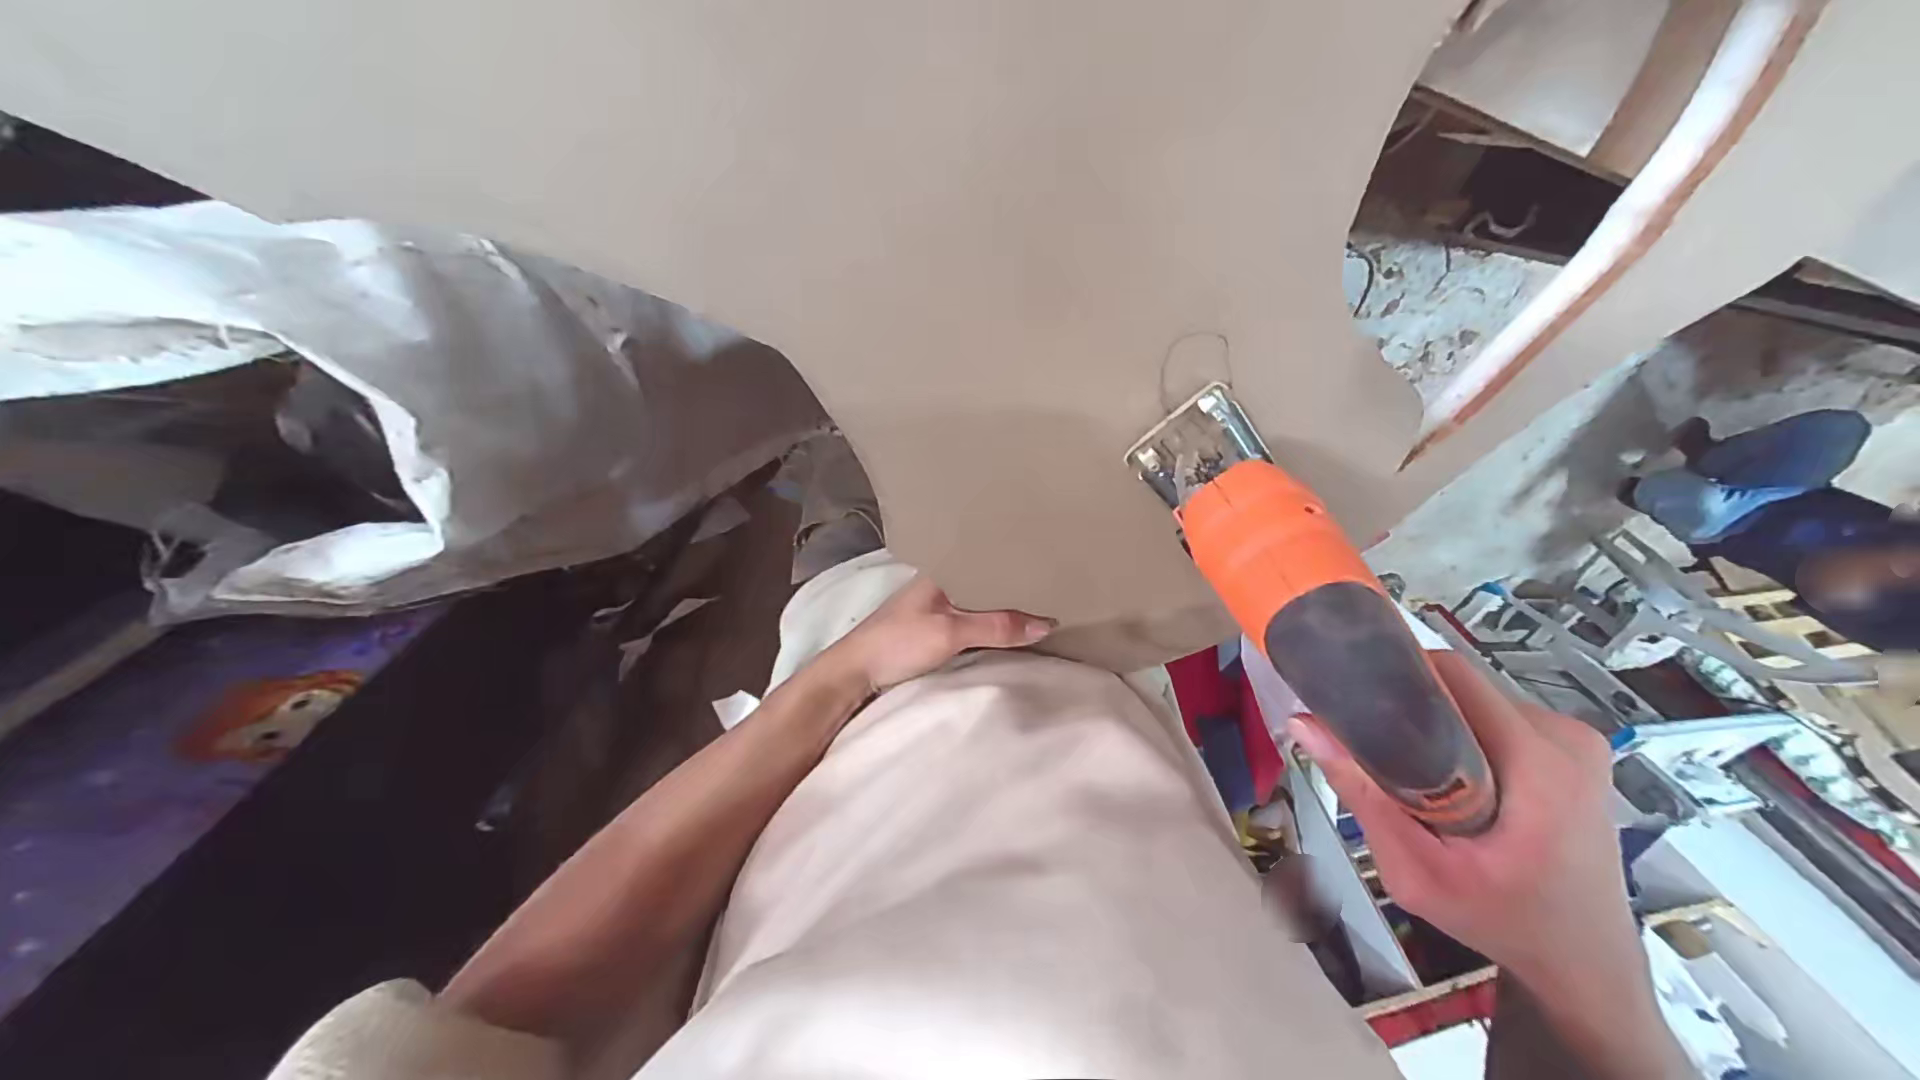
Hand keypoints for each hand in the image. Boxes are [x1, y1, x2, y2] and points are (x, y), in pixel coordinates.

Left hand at [820, 575, 1056, 695]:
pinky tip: (1010, 627)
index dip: (1014, 559)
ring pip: (979, 601)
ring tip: (1041, 603)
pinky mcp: (933, 629)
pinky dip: (990, 623)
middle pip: (986, 580)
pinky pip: (971, 619)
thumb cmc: (897, 642)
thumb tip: (1047, 623)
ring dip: (1002, 606)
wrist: (854, 674)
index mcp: (942, 571)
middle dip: (1013, 584)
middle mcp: (940, 583)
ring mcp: (936, 606)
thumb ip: (997, 627)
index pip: (987, 557)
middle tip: (1053, 584)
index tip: (1048, 560)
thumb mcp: (950, 633)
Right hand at [1286, 653, 1632, 987]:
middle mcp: (1565, 738)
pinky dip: (1458, 733)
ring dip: (1432, 722)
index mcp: (1539, 761)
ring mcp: (1573, 741)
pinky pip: (1493, 716)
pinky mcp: (1570, 750)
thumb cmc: (1503, 920)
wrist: (1584, 963)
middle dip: (1407, 706)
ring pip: (1473, 698)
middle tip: (1369, 744)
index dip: (1394, 673)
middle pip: (1459, 684)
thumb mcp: (1415, 869)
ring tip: (1407, 769)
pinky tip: (1445, 777)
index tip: (1351, 691)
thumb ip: (1360, 793)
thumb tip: (1303, 724)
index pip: (1451, 674)